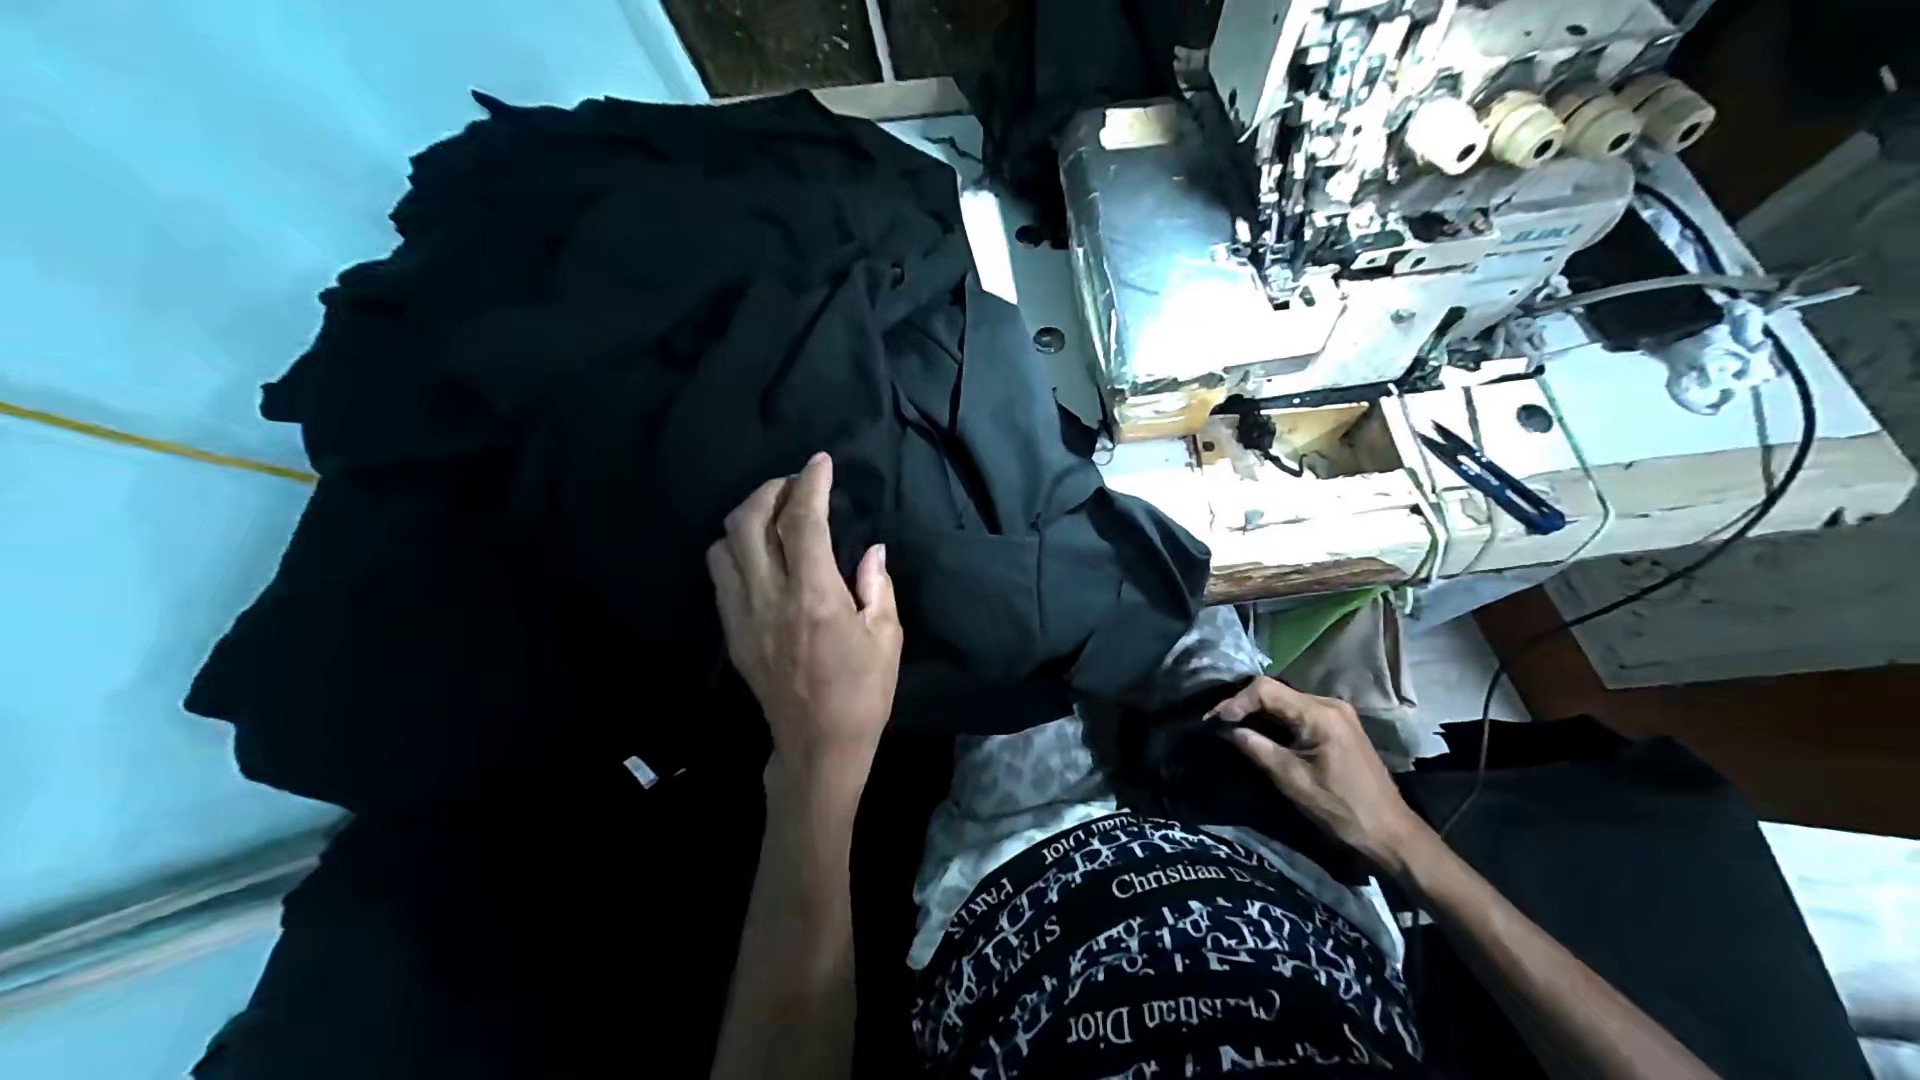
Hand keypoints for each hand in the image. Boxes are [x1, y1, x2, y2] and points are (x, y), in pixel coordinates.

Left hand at [707, 453, 901, 792]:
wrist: (816, 745)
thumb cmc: (861, 693)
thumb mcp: (886, 638)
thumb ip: (877, 586)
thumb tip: (871, 549)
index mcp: (815, 597)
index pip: (804, 522)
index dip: (811, 484)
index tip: (820, 462)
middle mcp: (770, 597)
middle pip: (749, 521)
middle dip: (771, 490)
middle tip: (795, 485)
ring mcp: (743, 614)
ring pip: (724, 544)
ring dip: (746, 517)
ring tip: (772, 514)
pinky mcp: (731, 632)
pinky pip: (720, 574)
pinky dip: (734, 548)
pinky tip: (756, 551)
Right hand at [1211, 676, 1431, 873]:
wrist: (1390, 832)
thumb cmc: (1341, 808)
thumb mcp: (1293, 780)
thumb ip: (1258, 749)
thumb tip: (1229, 731)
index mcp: (1320, 714)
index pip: (1266, 689)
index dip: (1236, 701)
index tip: (1216, 721)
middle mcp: (1329, 704)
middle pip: (1275, 691)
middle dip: (1244, 706)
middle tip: (1219, 724)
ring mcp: (1337, 713)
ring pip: (1285, 701)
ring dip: (1258, 712)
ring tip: (1234, 728)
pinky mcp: (1338, 725)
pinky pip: (1298, 712)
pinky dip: (1276, 719)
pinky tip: (1261, 733)